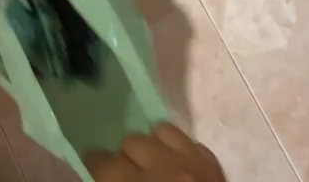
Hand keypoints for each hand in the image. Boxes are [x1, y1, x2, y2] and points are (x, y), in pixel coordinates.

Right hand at [87, 125, 225, 181]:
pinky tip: (177, 168)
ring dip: (152, 149)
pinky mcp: (212, 165)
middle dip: (126, 159)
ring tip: (153, 167)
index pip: (103, 162)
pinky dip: (179, 152)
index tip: (96, 171)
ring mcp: (190, 163)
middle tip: (128, 178)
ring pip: (159, 132)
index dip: (96, 166)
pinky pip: (189, 141)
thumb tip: (101, 180)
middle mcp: (161, 169)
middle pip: (130, 142)